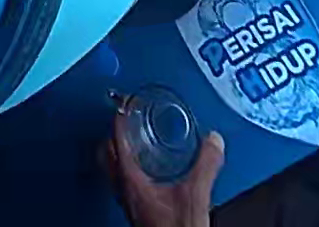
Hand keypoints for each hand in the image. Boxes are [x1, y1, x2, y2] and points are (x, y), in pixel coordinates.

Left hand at [103, 100, 224, 226]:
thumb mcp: (195, 196)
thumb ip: (206, 165)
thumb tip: (213, 140)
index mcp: (130, 180)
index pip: (116, 139)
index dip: (120, 118)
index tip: (125, 104)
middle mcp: (123, 191)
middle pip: (105, 153)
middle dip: (113, 134)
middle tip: (125, 121)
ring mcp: (127, 204)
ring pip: (111, 170)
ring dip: (118, 153)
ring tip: (133, 142)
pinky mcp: (136, 214)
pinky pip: (123, 184)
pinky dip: (128, 171)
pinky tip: (145, 172)